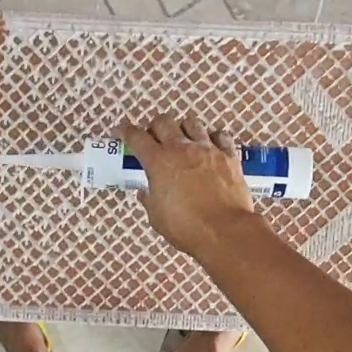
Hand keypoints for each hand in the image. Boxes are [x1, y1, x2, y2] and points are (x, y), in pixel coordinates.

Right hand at [118, 116, 258, 256]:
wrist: (224, 230)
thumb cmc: (186, 227)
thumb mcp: (157, 217)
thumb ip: (149, 199)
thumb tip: (145, 192)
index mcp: (158, 162)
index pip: (136, 137)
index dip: (126, 131)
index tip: (122, 131)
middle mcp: (181, 148)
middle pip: (163, 122)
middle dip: (154, 127)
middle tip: (154, 139)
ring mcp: (207, 149)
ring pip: (191, 123)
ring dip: (183, 129)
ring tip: (183, 140)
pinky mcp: (228, 156)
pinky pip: (220, 136)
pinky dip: (213, 138)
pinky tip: (211, 146)